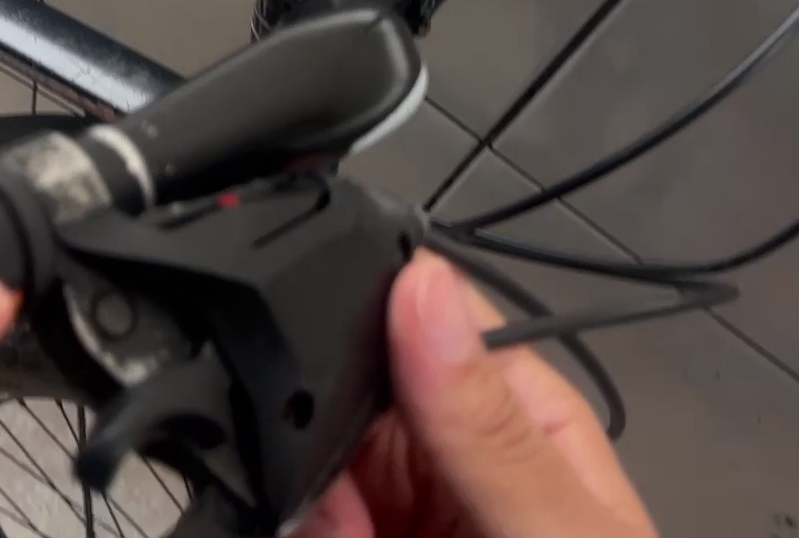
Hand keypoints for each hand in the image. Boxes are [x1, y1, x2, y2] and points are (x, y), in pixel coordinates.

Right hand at [301, 252, 656, 537]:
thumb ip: (489, 427)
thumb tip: (422, 285)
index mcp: (501, 401)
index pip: (403, 310)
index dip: (349, 320)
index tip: (323, 375)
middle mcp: (436, 434)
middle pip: (334, 379)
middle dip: (315, 427)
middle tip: (351, 506)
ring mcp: (387, 488)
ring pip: (300, 444)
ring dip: (309, 496)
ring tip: (357, 537)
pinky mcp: (348, 531)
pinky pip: (298, 508)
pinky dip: (300, 522)